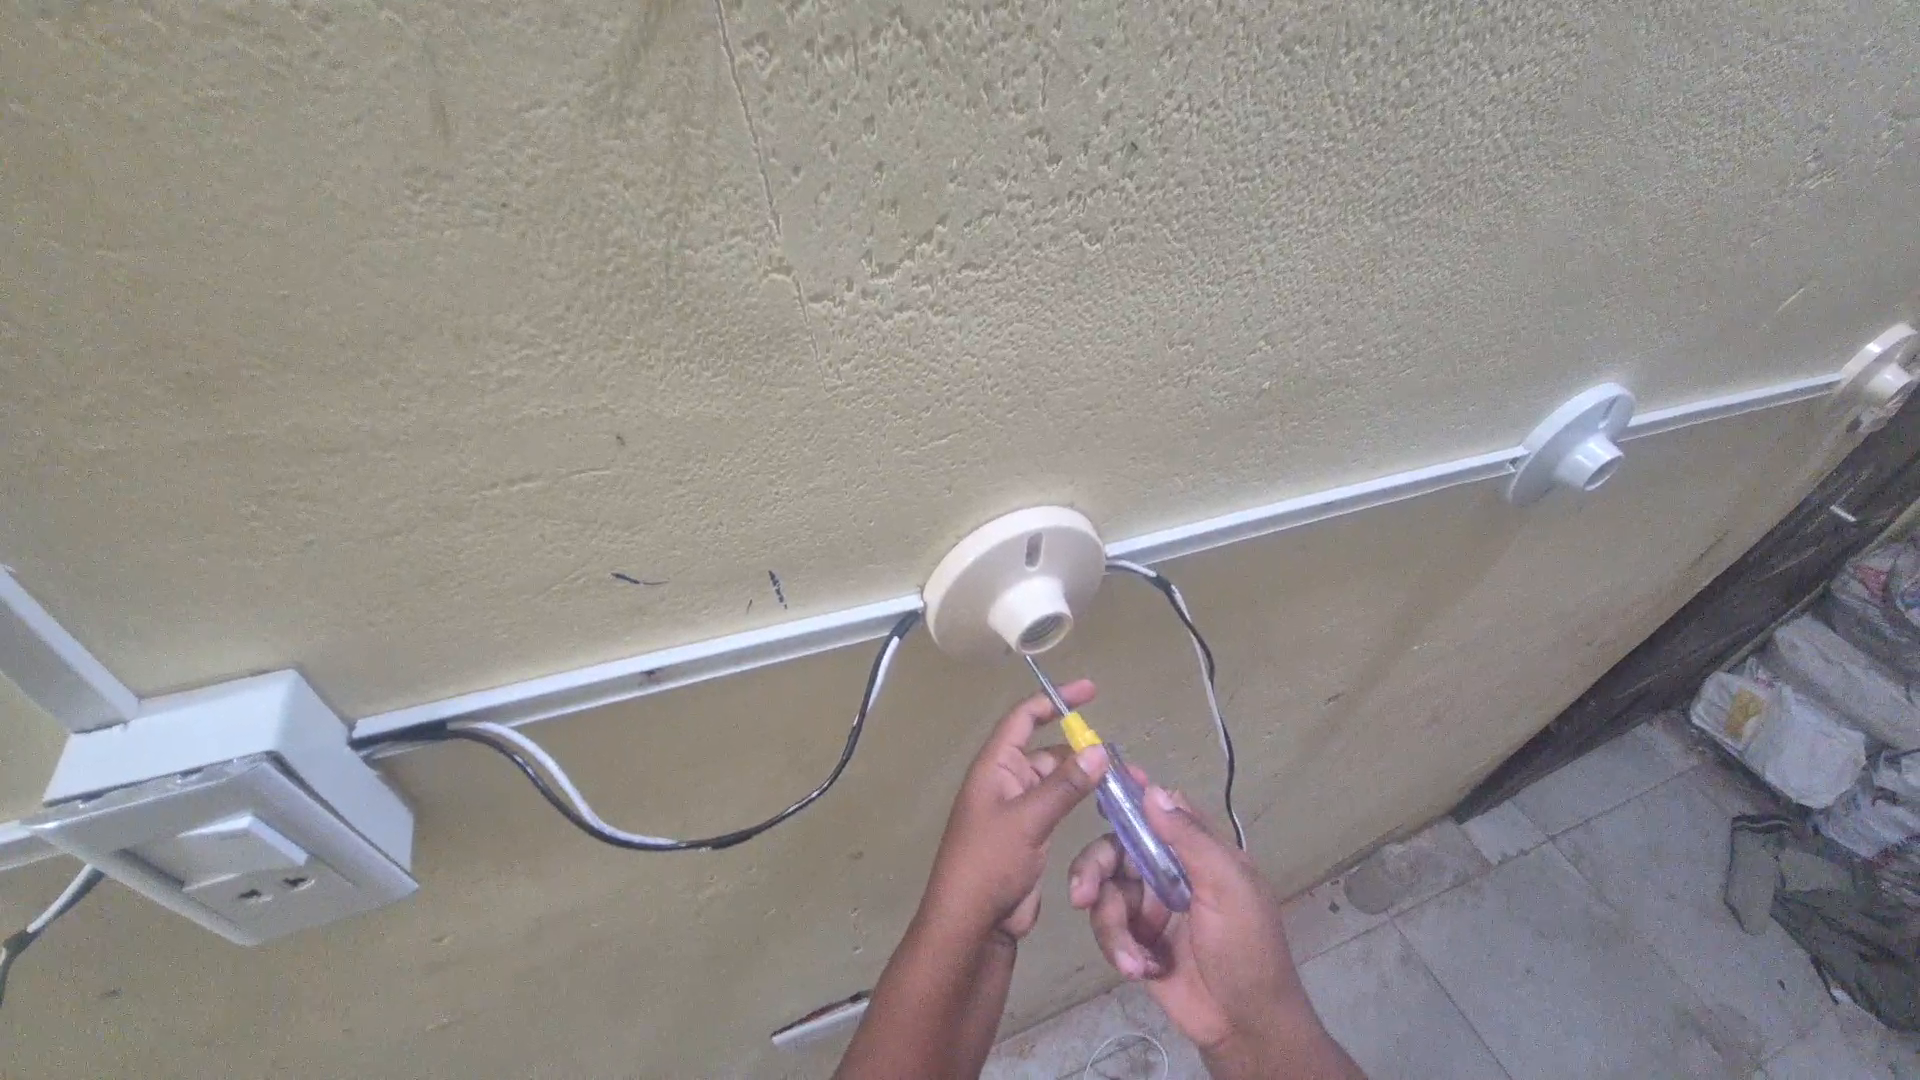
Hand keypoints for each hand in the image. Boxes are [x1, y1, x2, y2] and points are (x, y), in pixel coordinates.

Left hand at [924, 679, 1109, 942]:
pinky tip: (1106, 804)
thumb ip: (1064, 785)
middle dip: (1079, 745)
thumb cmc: (989, 862)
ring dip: (1083, 775)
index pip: (1024, 718)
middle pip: (1045, 748)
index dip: (1054, 700)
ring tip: (1122, 779)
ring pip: (1055, 778)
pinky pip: (1058, 804)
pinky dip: (1079, 798)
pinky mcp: (1030, 834)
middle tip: (1120, 753)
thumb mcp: (1028, 820)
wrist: (973, 923)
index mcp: (994, 766)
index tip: (1090, 690)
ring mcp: (1018, 808)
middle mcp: (1005, 780)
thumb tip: (1100, 749)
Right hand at [1068, 777, 1302, 1057]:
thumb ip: (1190, 837)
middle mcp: (1168, 871)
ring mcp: (1149, 906)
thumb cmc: (1246, 948)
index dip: (1131, 794)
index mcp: (1196, 852)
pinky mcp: (1135, 940)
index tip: (1101, 785)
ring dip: (1111, 925)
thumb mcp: (1228, 886)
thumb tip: (1153, 789)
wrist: (1245, 1026)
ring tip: (1132, 959)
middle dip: (1094, 867)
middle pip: (1115, 848)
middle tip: (1081, 893)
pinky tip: (1142, 970)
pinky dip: (1120, 950)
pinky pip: (1107, 928)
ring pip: (1105, 891)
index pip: (1159, 810)